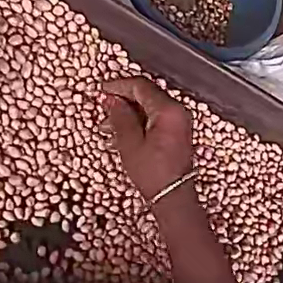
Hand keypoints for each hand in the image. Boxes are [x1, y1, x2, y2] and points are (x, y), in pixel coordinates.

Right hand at [100, 77, 192, 203]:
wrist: (173, 197)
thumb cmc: (152, 173)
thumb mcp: (130, 143)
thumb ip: (120, 117)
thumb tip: (111, 99)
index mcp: (168, 110)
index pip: (141, 86)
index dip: (119, 85)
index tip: (102, 89)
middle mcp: (178, 112)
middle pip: (146, 96)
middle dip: (122, 101)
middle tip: (103, 109)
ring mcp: (180, 122)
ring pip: (149, 108)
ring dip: (128, 114)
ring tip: (107, 127)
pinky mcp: (177, 134)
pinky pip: (156, 120)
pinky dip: (138, 123)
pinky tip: (121, 135)